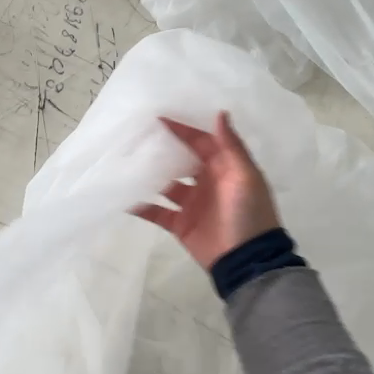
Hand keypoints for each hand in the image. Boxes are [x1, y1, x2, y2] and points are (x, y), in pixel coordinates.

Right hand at [133, 112, 281, 270]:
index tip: (159, 117)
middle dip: (163, 149)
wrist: (246, 261)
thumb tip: (220, 112)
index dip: (183, 129)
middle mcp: (207, 182)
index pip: (201, 142)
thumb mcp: (245, 177)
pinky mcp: (180, 224)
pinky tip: (124, 196)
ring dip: (149, 174)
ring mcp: (192, 204)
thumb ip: (231, 146)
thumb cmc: (249, 214)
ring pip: (166, 184)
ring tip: (126, 161)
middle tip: (137, 135)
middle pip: (181, 160)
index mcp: (225, 168)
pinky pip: (157, 211)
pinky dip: (141, 205)